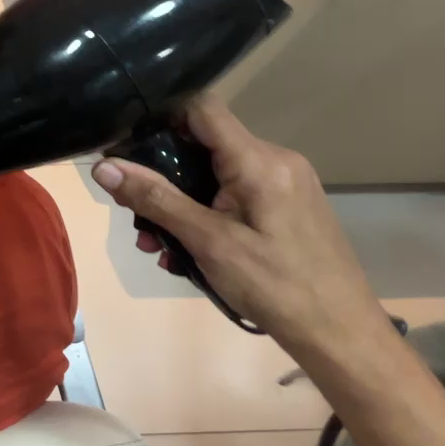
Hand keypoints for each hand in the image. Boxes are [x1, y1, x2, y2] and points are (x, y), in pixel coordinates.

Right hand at [90, 96, 396, 350]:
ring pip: (210, 174)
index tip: (123, 143)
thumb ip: (155, 198)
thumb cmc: (276, 285)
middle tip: (131, 213)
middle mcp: (274, 161)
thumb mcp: (207, 241)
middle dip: (157, 175)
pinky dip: (200, 213)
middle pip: (199, 144)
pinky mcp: (284, 206)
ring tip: (155, 243)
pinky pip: (229, 194)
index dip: (158, 116)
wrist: (342, 336)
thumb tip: (102, 166)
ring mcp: (282, 184)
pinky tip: (184, 249)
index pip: (200, 108)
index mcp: (259, 162)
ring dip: (175, 202)